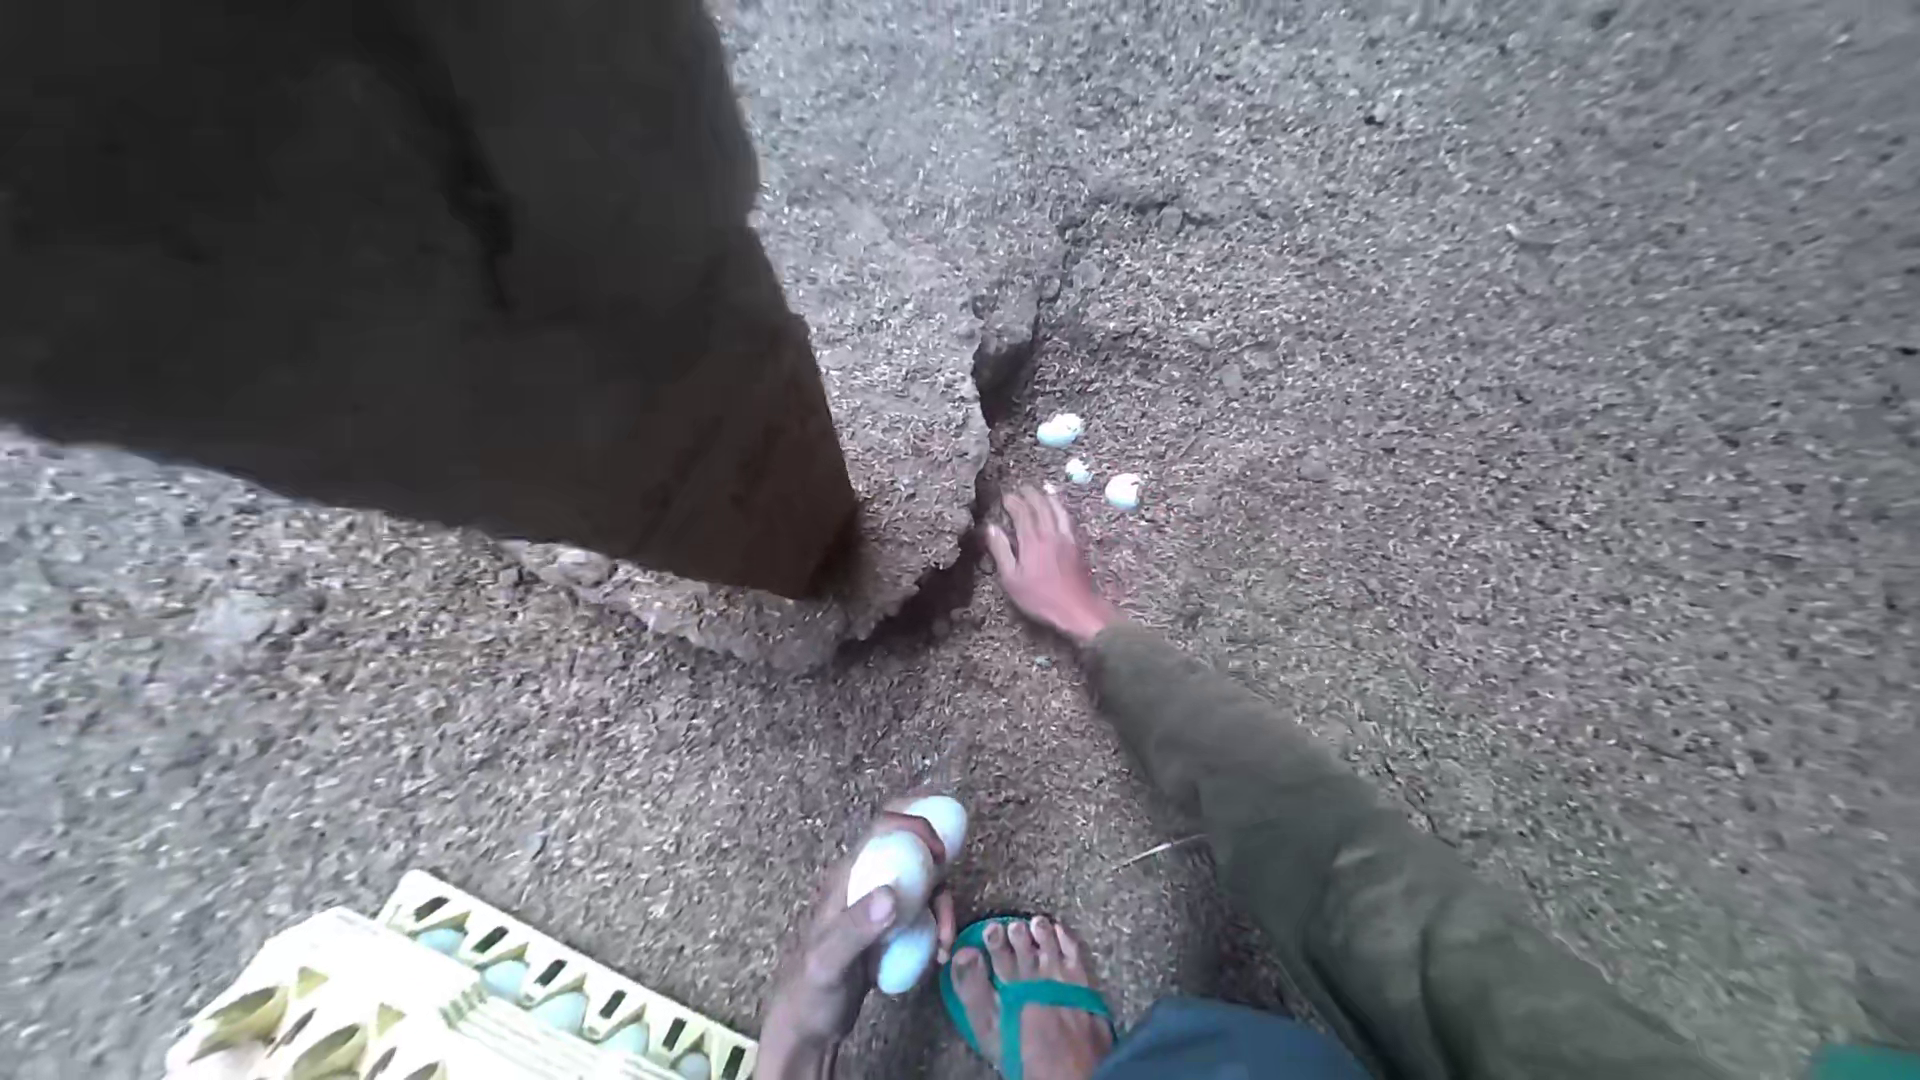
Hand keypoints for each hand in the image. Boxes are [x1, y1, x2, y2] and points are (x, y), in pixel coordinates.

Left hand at [758, 805, 958, 1077]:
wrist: (807, 1030)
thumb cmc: (810, 990)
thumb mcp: (828, 961)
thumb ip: (857, 927)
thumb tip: (892, 894)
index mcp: (850, 872)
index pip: (885, 824)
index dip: (915, 823)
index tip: (939, 851)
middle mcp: (869, 878)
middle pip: (910, 843)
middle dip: (938, 851)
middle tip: (952, 877)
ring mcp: (882, 901)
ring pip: (924, 879)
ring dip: (943, 901)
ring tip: (946, 939)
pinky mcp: (893, 926)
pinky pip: (925, 910)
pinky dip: (939, 924)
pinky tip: (940, 953)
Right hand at [985, 486, 1120, 644]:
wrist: (1076, 608)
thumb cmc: (1040, 598)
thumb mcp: (1012, 578)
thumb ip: (1001, 551)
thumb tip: (991, 528)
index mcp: (1032, 541)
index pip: (1022, 513)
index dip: (1013, 502)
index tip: (1005, 496)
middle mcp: (1050, 534)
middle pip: (1041, 506)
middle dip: (1030, 494)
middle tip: (1022, 488)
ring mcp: (1066, 538)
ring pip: (1057, 509)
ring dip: (1049, 497)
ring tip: (1044, 488)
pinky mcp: (1077, 545)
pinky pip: (1068, 519)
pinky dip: (1062, 508)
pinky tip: (1060, 509)